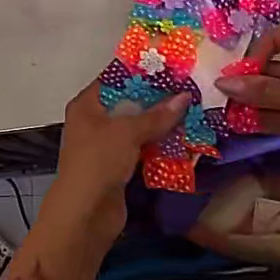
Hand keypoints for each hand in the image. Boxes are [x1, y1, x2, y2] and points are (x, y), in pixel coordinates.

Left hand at [46, 83, 188, 241]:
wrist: (85, 213)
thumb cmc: (99, 162)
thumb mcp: (127, 132)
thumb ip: (157, 115)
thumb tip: (185, 96)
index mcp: (86, 105)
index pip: (113, 78)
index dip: (140, 72)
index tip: (171, 65)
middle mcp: (94, 121)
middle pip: (128, 103)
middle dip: (157, 98)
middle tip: (190, 88)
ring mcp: (105, 145)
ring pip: (137, 127)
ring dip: (161, 123)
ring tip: (194, 111)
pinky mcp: (117, 166)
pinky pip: (141, 148)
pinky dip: (159, 145)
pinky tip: (184, 139)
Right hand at [213, 25, 279, 204]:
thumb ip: (267, 92)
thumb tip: (224, 82)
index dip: (266, 47)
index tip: (244, 68)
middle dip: (253, 80)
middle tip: (222, 92)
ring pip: (279, 98)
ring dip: (254, 102)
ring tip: (224, 110)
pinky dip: (263, 121)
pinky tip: (240, 125)